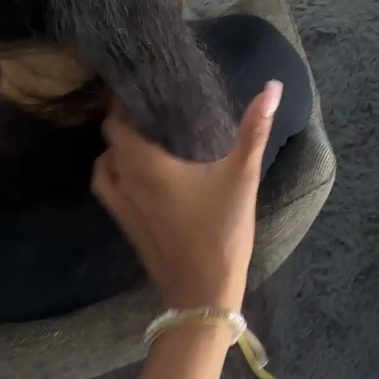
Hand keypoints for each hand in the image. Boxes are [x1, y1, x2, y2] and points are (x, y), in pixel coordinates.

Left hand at [92, 81, 282, 310]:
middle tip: (153, 100)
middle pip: (111, 138)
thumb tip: (272, 86)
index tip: (144, 82)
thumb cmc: (220, 232)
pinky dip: (115, 170)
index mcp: (145, 165)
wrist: (202, 296)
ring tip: (145, 129)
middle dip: (125, 117)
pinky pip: (108, 185)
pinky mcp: (125, 224)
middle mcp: (125, 181)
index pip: (117, 120)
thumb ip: (255, 129)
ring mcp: (121, 206)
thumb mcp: (241, 176)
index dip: (124, 99)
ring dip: (118, 145)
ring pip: (105, 163)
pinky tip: (141, 167)